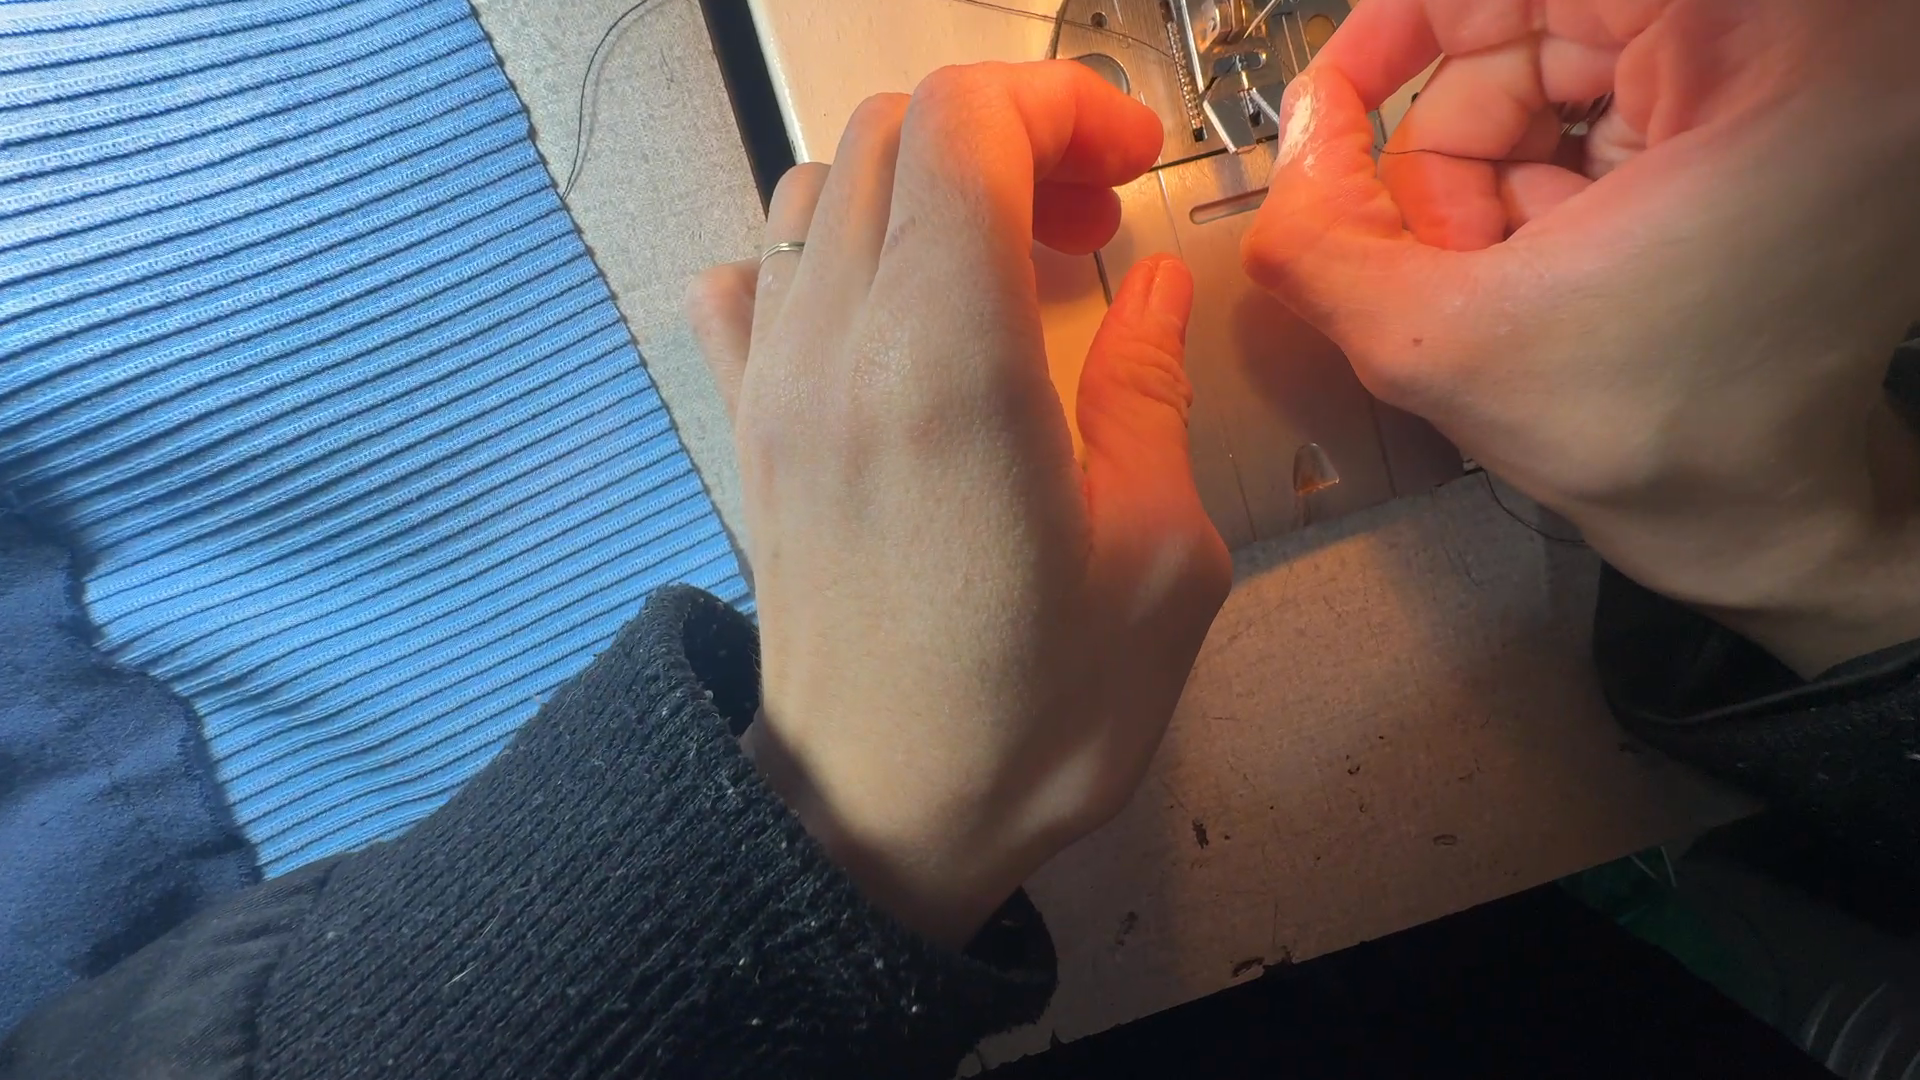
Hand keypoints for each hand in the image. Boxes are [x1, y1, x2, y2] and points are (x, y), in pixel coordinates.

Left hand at [685, 62, 1230, 947]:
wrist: (884, 815)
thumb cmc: (1036, 716)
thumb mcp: (1160, 557)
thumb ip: (1151, 390)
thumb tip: (1149, 290)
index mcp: (949, 367)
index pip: (967, 126)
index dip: (1062, 104)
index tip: (1127, 159)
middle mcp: (836, 353)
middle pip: (891, 136)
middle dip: (1005, 140)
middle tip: (1082, 221)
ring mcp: (772, 391)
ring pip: (816, 193)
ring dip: (919, 190)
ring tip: (995, 265)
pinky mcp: (748, 436)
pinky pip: (751, 284)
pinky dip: (819, 256)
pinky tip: (879, 314)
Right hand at [1242, 0, 1919, 674]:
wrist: (1739, 502)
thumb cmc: (1640, 433)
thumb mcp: (1422, 344)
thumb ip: (1314, 240)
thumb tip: (1293, 138)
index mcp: (1768, 44)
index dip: (1392, 35)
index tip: (1326, 109)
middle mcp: (1801, 36)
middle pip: (1522, 33)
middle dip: (1439, 157)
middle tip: (1428, 256)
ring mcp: (1781, 74)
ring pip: (1537, 82)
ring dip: (1472, 190)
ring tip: (1491, 283)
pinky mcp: (1745, 119)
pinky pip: (1574, 119)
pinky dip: (1515, 194)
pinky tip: (1529, 272)